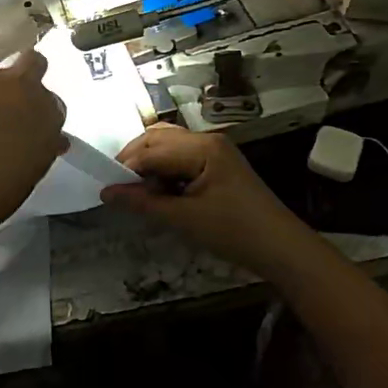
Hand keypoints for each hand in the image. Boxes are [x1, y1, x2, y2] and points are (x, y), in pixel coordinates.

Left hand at [0, 50, 66, 259]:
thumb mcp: (20, 183)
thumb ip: (38, 152)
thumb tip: (51, 139)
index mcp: (47, 125)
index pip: (54, 107)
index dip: (38, 118)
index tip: (24, 131)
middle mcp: (26, 93)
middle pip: (34, 65)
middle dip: (24, 82)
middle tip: (3, 111)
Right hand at [102, 123, 315, 272]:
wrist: (281, 248)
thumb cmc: (234, 232)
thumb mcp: (184, 219)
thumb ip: (144, 202)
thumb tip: (106, 192)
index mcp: (202, 147)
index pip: (152, 149)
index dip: (126, 167)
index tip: (107, 189)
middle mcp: (208, 140)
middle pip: (159, 139)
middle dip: (135, 160)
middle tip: (118, 189)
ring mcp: (215, 151)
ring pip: (170, 147)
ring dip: (150, 164)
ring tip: (137, 192)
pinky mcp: (219, 164)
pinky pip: (183, 158)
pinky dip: (166, 170)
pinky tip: (160, 192)